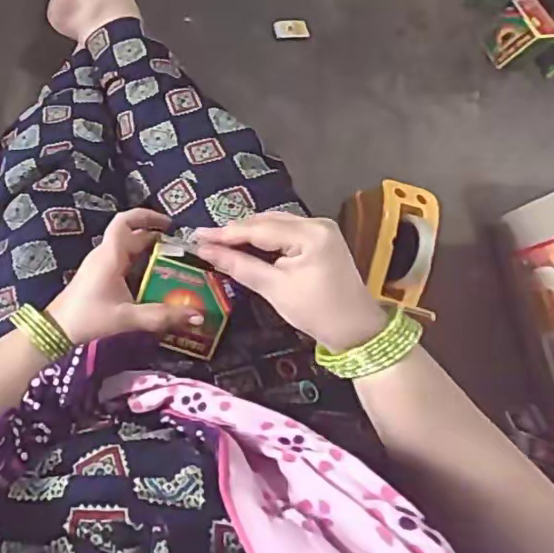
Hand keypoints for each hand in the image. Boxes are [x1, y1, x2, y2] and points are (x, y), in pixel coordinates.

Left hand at [46, 208, 204, 344]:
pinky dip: (138, 262)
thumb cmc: (89, 317)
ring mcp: (100, 264)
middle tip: (179, 248)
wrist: (58, 329)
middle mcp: (105, 255)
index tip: (168, 223)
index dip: (146, 216)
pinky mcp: (98, 275)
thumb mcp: (127, 317)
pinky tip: (151, 277)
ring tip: (171, 261)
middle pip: (130, 235)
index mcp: (110, 256)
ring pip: (126, 248)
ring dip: (146, 250)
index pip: (125, 221)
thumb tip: (197, 315)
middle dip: (154, 236)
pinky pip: (121, 260)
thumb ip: (161, 316)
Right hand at [193, 212, 386, 349]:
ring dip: (247, 233)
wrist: (357, 331)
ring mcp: (320, 229)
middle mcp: (316, 223)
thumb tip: (205, 251)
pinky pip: (284, 231)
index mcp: (309, 234)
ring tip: (218, 242)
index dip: (224, 233)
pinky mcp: (319, 238)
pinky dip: (263, 238)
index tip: (196, 236)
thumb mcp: (274, 289)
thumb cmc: (317, 312)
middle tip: (203, 240)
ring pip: (273, 224)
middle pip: (265, 221)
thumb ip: (239, 266)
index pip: (258, 229)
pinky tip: (244, 244)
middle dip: (234, 231)